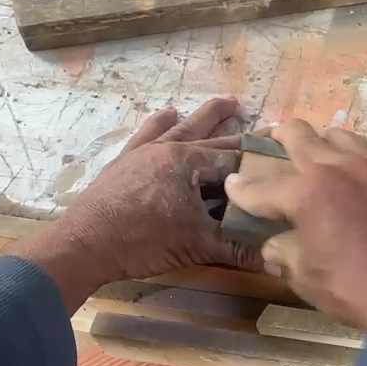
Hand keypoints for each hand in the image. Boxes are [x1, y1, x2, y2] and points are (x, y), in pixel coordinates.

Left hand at [5, 97, 261, 311]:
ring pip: (180, 128)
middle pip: (211, 137)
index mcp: (188, 162)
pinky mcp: (123, 163)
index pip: (234, 160)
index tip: (281, 157)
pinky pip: (145, 135)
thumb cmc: (144, 240)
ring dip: (203, 117)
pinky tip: (165, 113)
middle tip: (266, 125)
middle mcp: (168, 150)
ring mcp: (143, 154)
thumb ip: (239, 250)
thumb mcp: (199, 246)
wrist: (85, 245)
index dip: (259, 162)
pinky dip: (158, 123)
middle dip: (240, 131)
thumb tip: (279, 262)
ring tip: (224, 103)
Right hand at [223, 119, 366, 330]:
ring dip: (323, 140)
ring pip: (341, 135)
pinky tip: (360, 162)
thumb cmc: (350, 288)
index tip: (232, 186)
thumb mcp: (304, 275)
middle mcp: (339, 167)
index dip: (243, 190)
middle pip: (300, 135)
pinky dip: (364, 151)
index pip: (263, 188)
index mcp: (307, 191)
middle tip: (271, 141)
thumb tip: (274, 246)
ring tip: (317, 151)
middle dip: (279, 137)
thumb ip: (284, 252)